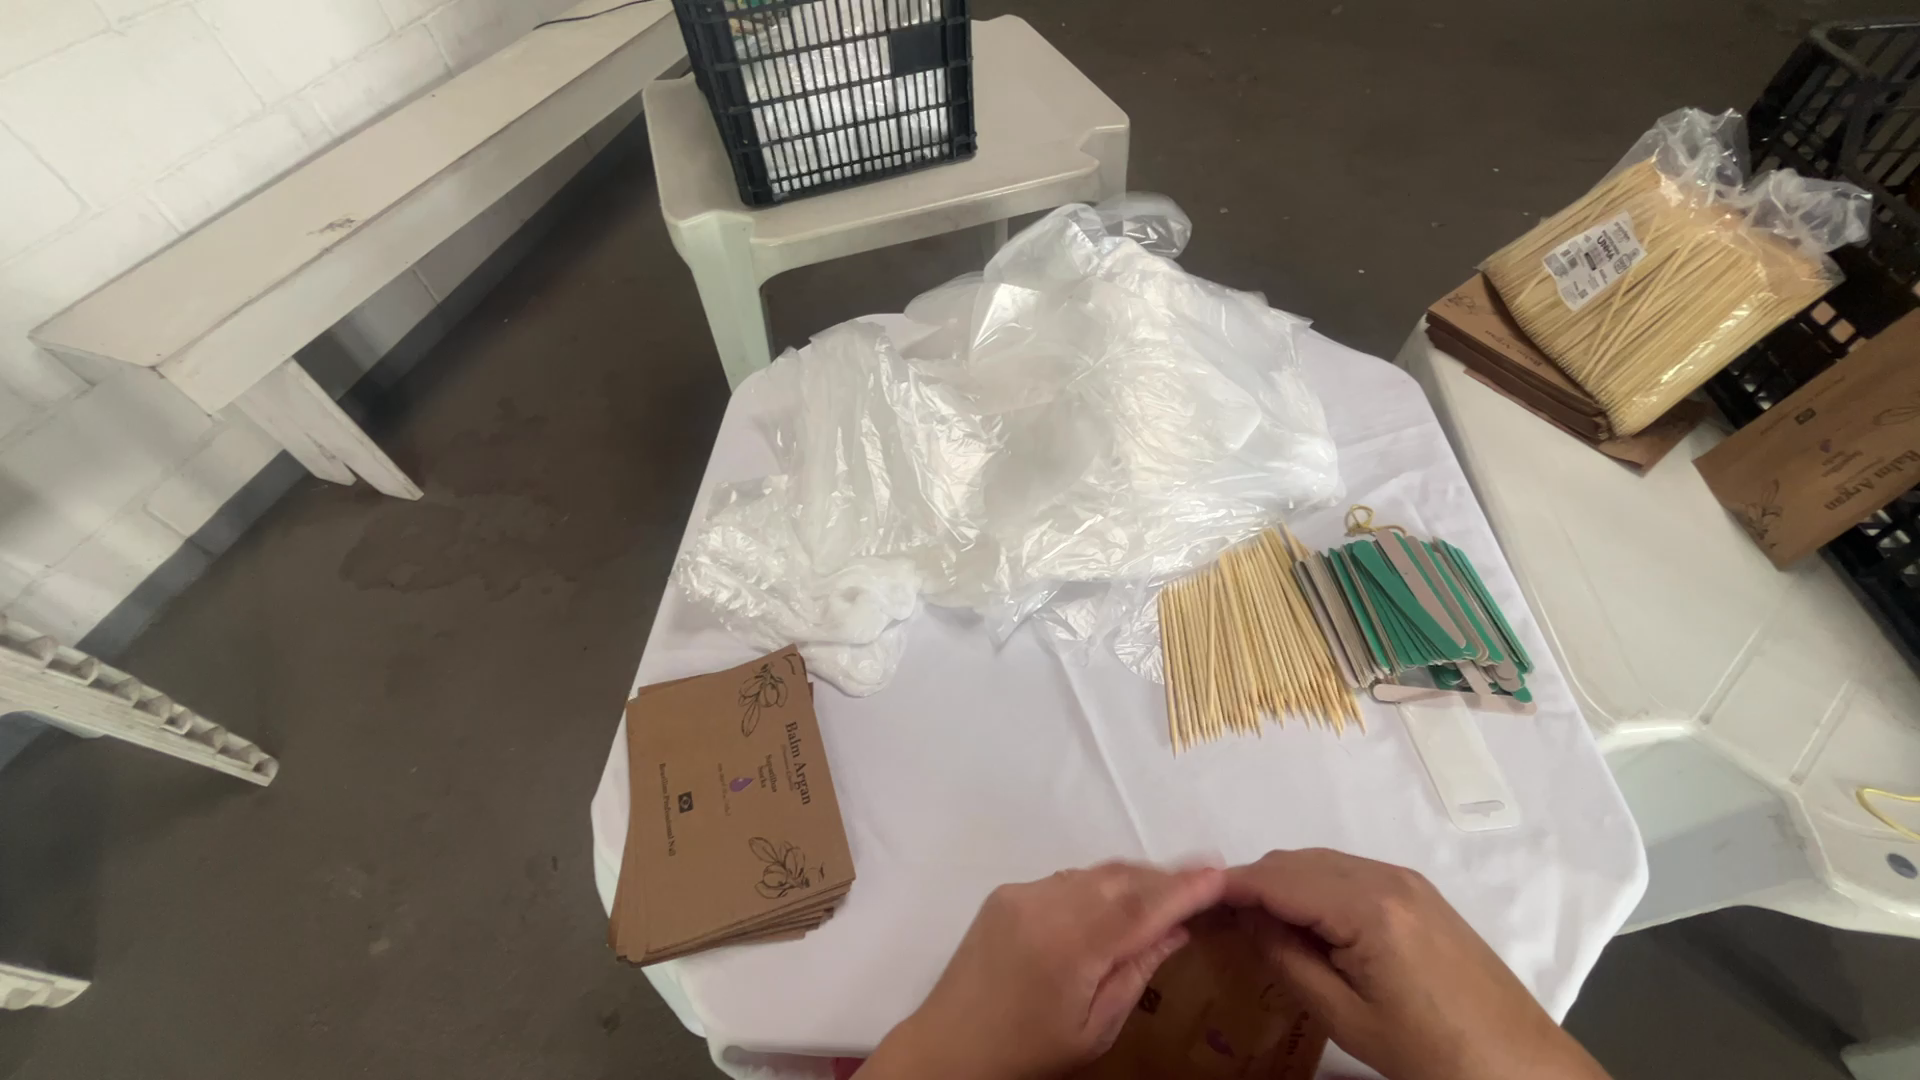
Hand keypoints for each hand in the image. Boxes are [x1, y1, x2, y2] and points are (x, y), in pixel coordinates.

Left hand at [860, 862, 1224, 1079]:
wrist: (953, 1044)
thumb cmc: (1032, 1050)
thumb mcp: (1096, 1026)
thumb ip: (1137, 969)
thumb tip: (1176, 927)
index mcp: (1074, 945)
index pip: (1141, 905)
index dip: (1183, 886)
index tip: (1219, 871)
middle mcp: (1047, 905)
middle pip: (1118, 878)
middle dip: (1161, 876)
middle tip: (1200, 880)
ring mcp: (1023, 893)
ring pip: (1091, 874)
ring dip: (1128, 879)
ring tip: (1161, 893)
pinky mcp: (1006, 891)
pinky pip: (1063, 879)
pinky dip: (1093, 886)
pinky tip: (1108, 904)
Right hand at [1224, 849, 1609, 1079]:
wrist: (1526, 1072)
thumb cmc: (1431, 1054)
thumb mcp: (1345, 1017)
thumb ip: (1285, 957)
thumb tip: (1243, 916)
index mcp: (1366, 908)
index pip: (1276, 879)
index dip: (1228, 884)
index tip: (1191, 895)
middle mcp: (1383, 876)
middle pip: (1294, 861)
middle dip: (1253, 882)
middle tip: (1222, 917)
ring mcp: (1404, 878)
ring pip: (1318, 861)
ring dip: (1283, 882)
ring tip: (1261, 923)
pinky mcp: (1417, 889)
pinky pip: (1346, 870)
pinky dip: (1314, 886)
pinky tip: (1308, 921)